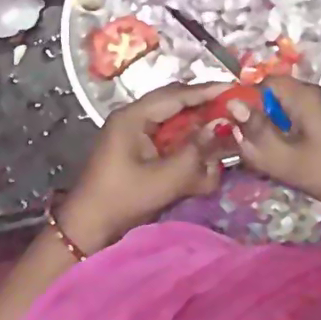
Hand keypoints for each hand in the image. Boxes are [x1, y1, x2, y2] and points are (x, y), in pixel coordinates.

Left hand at [58, 82, 232, 251]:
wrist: (86, 231)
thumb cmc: (122, 201)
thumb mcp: (165, 178)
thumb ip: (196, 151)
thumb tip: (220, 127)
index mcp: (134, 117)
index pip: (177, 94)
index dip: (208, 90)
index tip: (234, 88)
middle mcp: (134, 118)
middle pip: (176, 102)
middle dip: (204, 106)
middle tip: (233, 106)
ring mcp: (133, 133)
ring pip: (173, 119)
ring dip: (196, 125)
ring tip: (222, 127)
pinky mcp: (136, 148)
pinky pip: (167, 136)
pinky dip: (185, 141)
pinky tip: (202, 150)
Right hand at [223, 77, 320, 210]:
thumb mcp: (285, 157)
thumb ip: (256, 132)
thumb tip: (232, 105)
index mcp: (303, 95)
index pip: (264, 83)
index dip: (245, 101)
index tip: (233, 125)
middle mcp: (314, 94)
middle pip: (275, 95)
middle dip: (258, 117)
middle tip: (247, 144)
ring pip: (287, 109)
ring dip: (273, 128)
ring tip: (264, 153)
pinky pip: (301, 119)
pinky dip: (288, 134)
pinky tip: (286, 156)